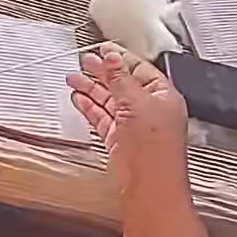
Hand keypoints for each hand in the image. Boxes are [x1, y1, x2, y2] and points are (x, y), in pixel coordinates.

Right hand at [66, 45, 187, 192]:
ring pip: (110, 101)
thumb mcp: (136, 102)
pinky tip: (79, 98)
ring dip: (91, 88)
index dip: (120, 57)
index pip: (140, 69)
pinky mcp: (119, 141)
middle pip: (123, 84)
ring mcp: (134, 126)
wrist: (149, 188)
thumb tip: (112, 58)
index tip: (103, 48)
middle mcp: (149, 110)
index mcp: (163, 96)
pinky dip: (89, 107)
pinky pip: (102, 118)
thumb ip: (120, 78)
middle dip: (102, 72)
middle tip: (84, 61)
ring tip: (73, 77)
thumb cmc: (155, 150)